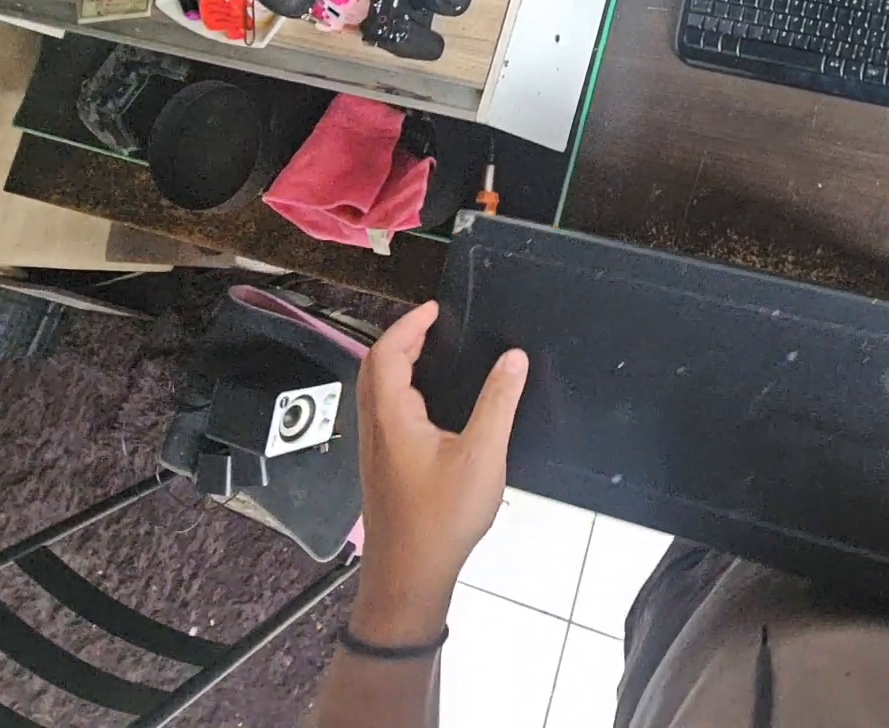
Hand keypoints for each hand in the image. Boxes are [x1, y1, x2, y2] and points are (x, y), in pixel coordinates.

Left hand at [349, 301, 527, 643]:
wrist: (409, 578)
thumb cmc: (443, 518)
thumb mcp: (482, 456)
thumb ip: (498, 402)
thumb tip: (514, 357)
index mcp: (393, 420)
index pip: (387, 356)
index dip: (408, 327)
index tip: (435, 309)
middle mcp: (376, 430)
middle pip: (374, 369)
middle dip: (400, 339)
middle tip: (433, 323)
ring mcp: (376, 450)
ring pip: (375, 392)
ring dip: (397, 362)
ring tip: (431, 350)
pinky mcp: (383, 467)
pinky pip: (383, 410)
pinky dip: (400, 386)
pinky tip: (429, 398)